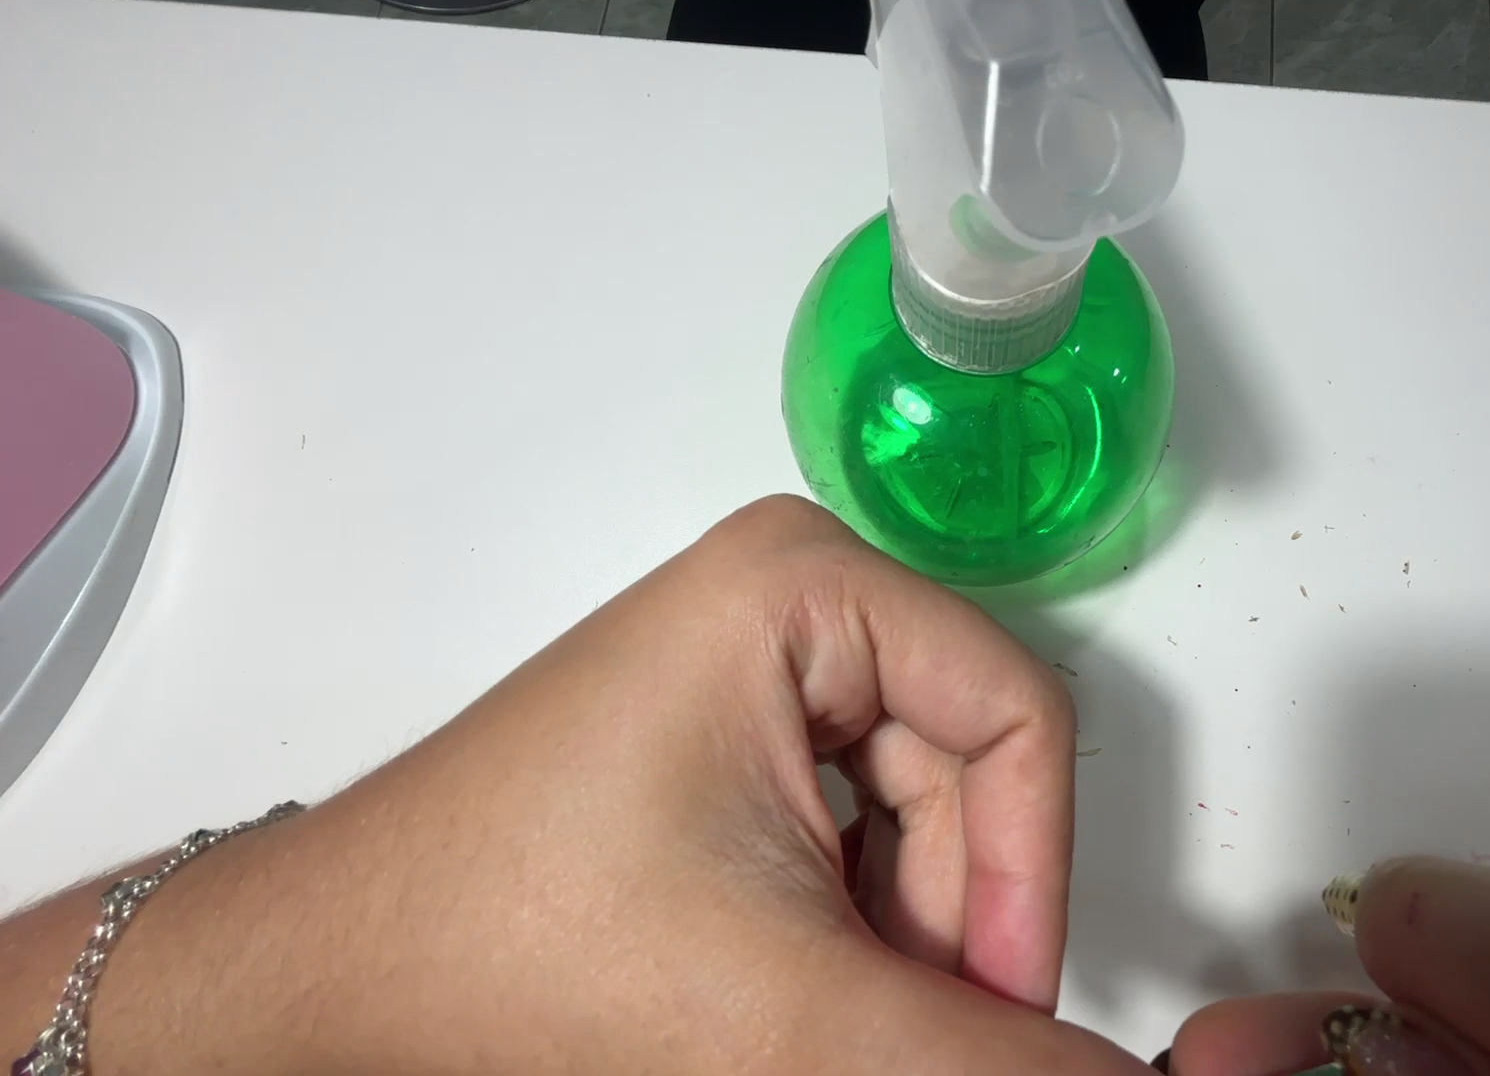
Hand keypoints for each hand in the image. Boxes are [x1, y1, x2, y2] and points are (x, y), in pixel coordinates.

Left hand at [0, 496, 1152, 1074]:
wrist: (332, 984)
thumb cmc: (518, 953)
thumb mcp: (782, 1017)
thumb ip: (979, 1058)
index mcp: (812, 583)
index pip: (1017, 709)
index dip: (1034, 865)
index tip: (1002, 1000)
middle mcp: (805, 587)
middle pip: (972, 753)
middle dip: (956, 907)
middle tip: (887, 1015)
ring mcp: (783, 639)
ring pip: (932, 788)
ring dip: (912, 914)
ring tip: (822, 997)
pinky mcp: (762, 698)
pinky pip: (876, 797)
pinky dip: (870, 895)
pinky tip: (800, 953)